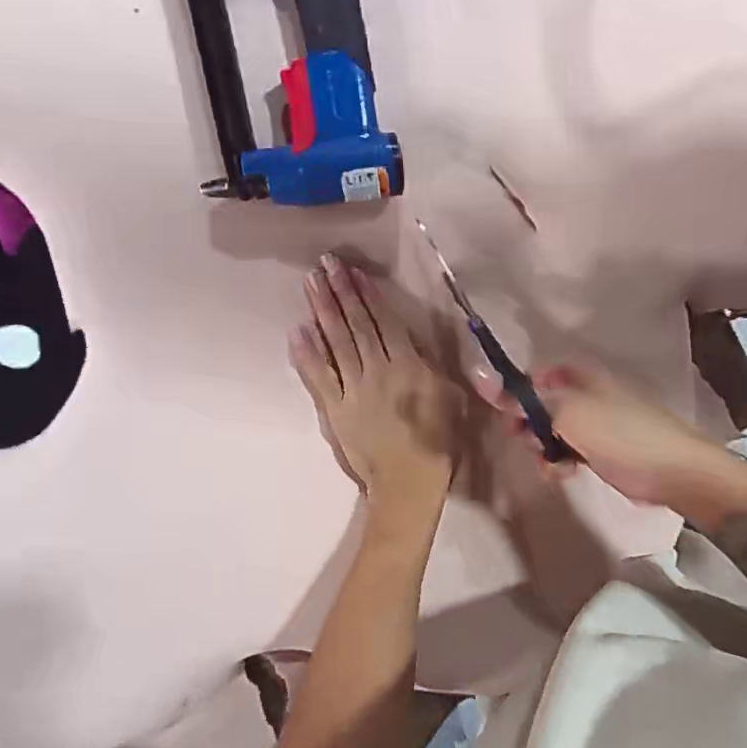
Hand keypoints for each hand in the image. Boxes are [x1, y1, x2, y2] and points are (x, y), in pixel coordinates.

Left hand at [290, 254, 462, 501]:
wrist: (408, 482)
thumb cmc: (437, 443)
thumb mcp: (450, 397)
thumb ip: (433, 365)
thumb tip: (418, 341)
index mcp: (408, 364)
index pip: (384, 321)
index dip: (367, 293)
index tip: (353, 271)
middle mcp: (376, 369)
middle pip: (355, 324)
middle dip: (340, 292)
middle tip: (325, 265)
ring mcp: (352, 388)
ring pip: (335, 342)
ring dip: (322, 311)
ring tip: (310, 285)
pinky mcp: (334, 409)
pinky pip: (317, 376)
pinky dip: (306, 353)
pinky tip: (296, 331)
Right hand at [485, 362, 739, 506]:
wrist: (677, 474)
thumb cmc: (622, 435)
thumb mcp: (567, 413)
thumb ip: (525, 400)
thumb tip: (481, 378)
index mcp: (579, 377)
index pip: (534, 375)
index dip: (515, 392)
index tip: (504, 413)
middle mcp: (584, 395)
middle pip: (538, 406)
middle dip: (527, 426)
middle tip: (527, 441)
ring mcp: (593, 424)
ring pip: (549, 432)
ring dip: (542, 449)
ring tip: (551, 464)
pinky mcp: (599, 450)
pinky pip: (565, 451)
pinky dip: (559, 462)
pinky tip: (562, 475)